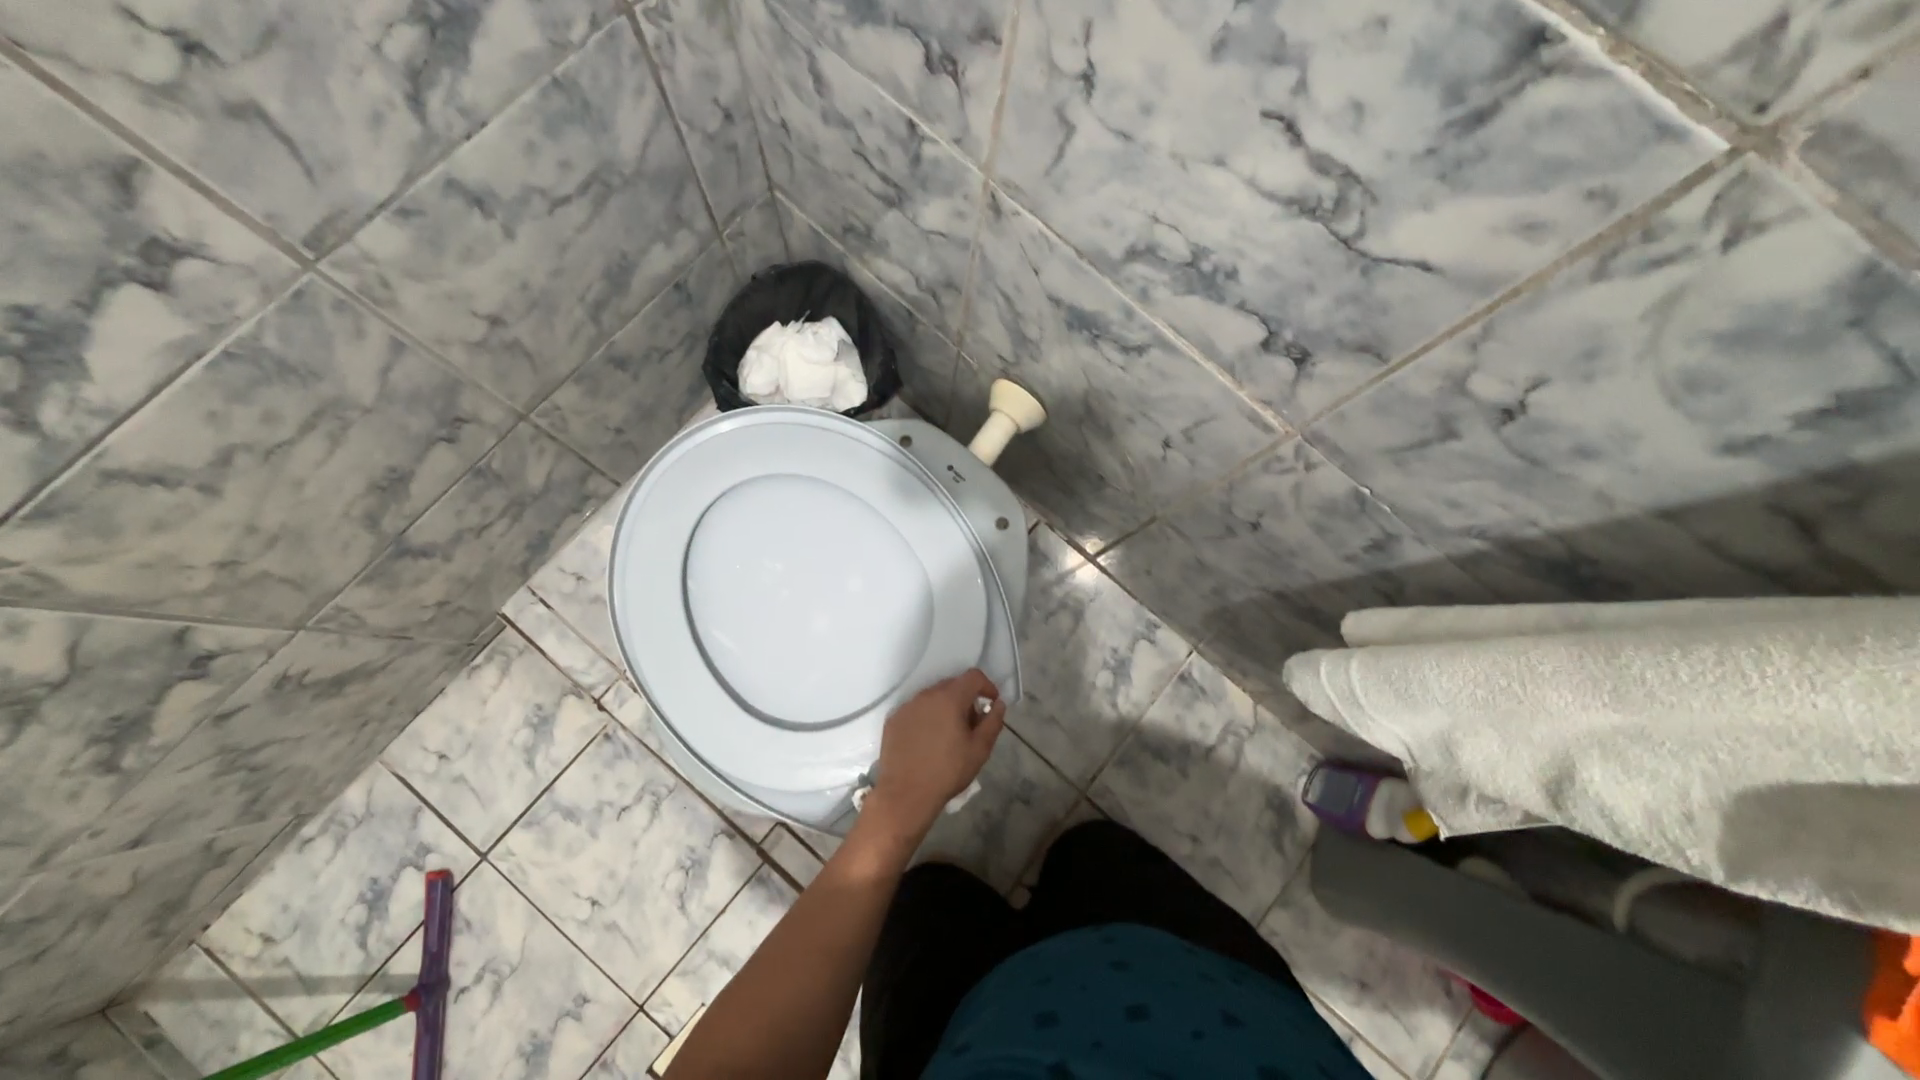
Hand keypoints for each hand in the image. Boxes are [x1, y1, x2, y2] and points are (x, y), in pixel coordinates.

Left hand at [865, 669, 1004, 838]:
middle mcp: (926, 695)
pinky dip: (927, 717)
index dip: (987, 686)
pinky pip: (916, 710)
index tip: (992, 704)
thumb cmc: (947, 771)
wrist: (905, 794)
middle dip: (966, 698)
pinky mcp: (893, 720)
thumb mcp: (979, 750)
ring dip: (946, 708)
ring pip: (932, 697)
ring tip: (949, 734)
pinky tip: (928, 741)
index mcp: (949, 698)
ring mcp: (906, 706)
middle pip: (952, 685)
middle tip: (972, 724)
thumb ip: (993, 722)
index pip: (973, 676)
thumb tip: (998, 705)